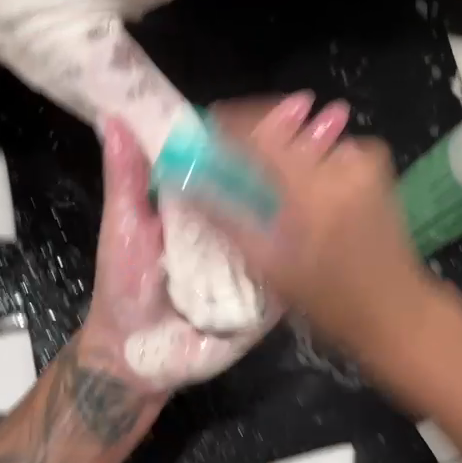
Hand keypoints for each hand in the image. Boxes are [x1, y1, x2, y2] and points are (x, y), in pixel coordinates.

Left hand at [75, 101, 344, 390]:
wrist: (135, 357)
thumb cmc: (125, 287)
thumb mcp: (124, 224)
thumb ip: (128, 175)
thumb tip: (113, 117)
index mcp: (205, 201)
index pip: (242, 155)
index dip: (268, 129)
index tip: (294, 105)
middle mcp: (236, 222)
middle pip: (277, 176)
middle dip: (307, 144)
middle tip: (333, 115)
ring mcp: (258, 256)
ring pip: (294, 211)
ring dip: (323, 176)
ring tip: (348, 146)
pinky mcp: (270, 291)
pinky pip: (297, 261)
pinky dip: (321, 235)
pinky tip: (345, 208)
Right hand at [201, 96, 442, 367]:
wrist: (398, 309)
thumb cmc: (329, 299)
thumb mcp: (269, 264)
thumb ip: (226, 215)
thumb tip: (186, 181)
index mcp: (312, 188)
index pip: (260, 134)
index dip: (228, 124)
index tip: (205, 127)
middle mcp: (340, 162)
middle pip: (285, 127)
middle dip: (254, 134)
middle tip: (230, 151)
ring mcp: (364, 160)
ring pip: (307, 137)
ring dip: (286, 148)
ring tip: (271, 176)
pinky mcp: (378, 165)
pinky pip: (331, 148)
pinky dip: (314, 160)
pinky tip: (307, 186)